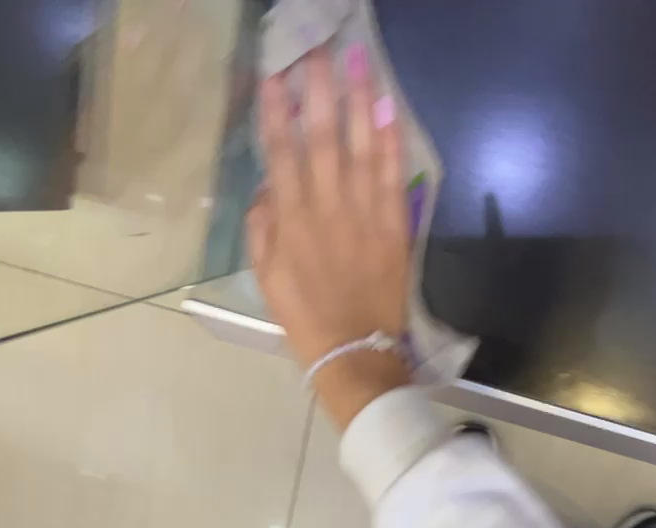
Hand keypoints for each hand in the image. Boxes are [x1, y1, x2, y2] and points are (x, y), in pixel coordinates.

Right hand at [248, 47, 410, 368]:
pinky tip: (389, 109)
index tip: (273, 74)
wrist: (355, 351)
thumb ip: (261, 227)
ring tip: (357, 61)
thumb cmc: (305, 317)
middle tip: (317, 49)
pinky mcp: (394, 227)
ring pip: (360, 147)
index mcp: (291, 220)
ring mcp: (364, 214)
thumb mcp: (265, 277)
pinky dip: (391, 142)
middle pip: (321, 136)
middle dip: (318, 89)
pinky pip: (394, 176)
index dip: (275, 111)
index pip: (280, 152)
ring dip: (358, 101)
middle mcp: (327, 207)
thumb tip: (267, 187)